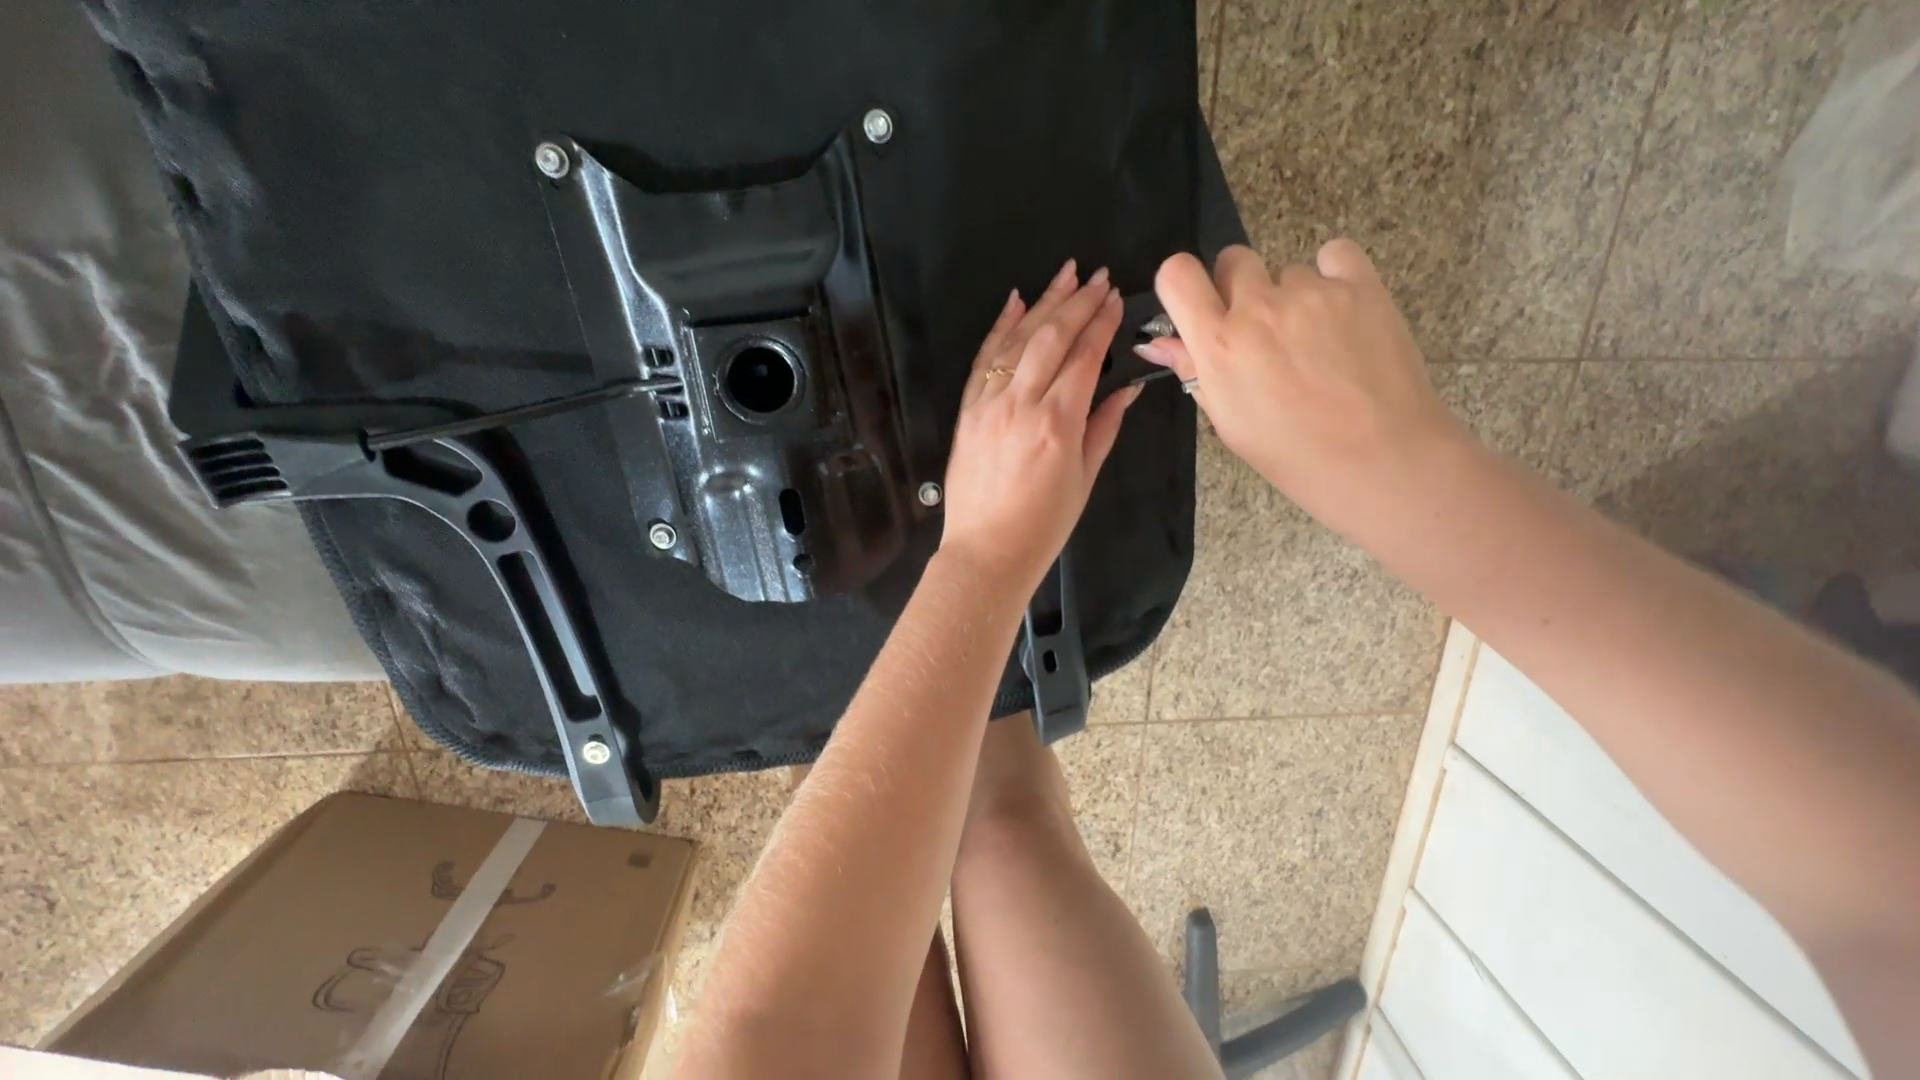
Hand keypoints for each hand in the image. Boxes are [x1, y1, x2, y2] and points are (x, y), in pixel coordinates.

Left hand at [940, 260, 1140, 593]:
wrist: (986, 552)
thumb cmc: (1044, 525)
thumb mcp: (1085, 478)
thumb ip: (1104, 426)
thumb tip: (1128, 389)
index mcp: (1058, 423)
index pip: (1084, 357)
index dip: (1101, 324)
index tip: (1116, 298)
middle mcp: (1021, 404)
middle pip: (1052, 338)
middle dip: (1078, 302)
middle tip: (1098, 276)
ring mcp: (989, 405)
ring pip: (1017, 340)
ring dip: (1042, 303)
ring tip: (1065, 274)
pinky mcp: (967, 412)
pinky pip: (984, 360)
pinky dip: (999, 328)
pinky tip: (1015, 302)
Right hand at [1137, 239, 1465, 531]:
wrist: (1379, 458)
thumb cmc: (1294, 454)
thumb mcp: (1228, 421)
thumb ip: (1193, 371)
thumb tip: (1157, 343)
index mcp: (1219, 345)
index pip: (1177, 275)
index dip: (1183, 284)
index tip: (1197, 303)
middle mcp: (1259, 308)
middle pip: (1233, 259)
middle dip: (1239, 287)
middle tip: (1261, 329)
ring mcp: (1311, 293)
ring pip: (1287, 270)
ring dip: (1292, 295)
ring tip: (1315, 339)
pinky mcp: (1361, 285)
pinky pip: (1335, 254)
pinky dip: (1334, 274)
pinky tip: (1341, 310)